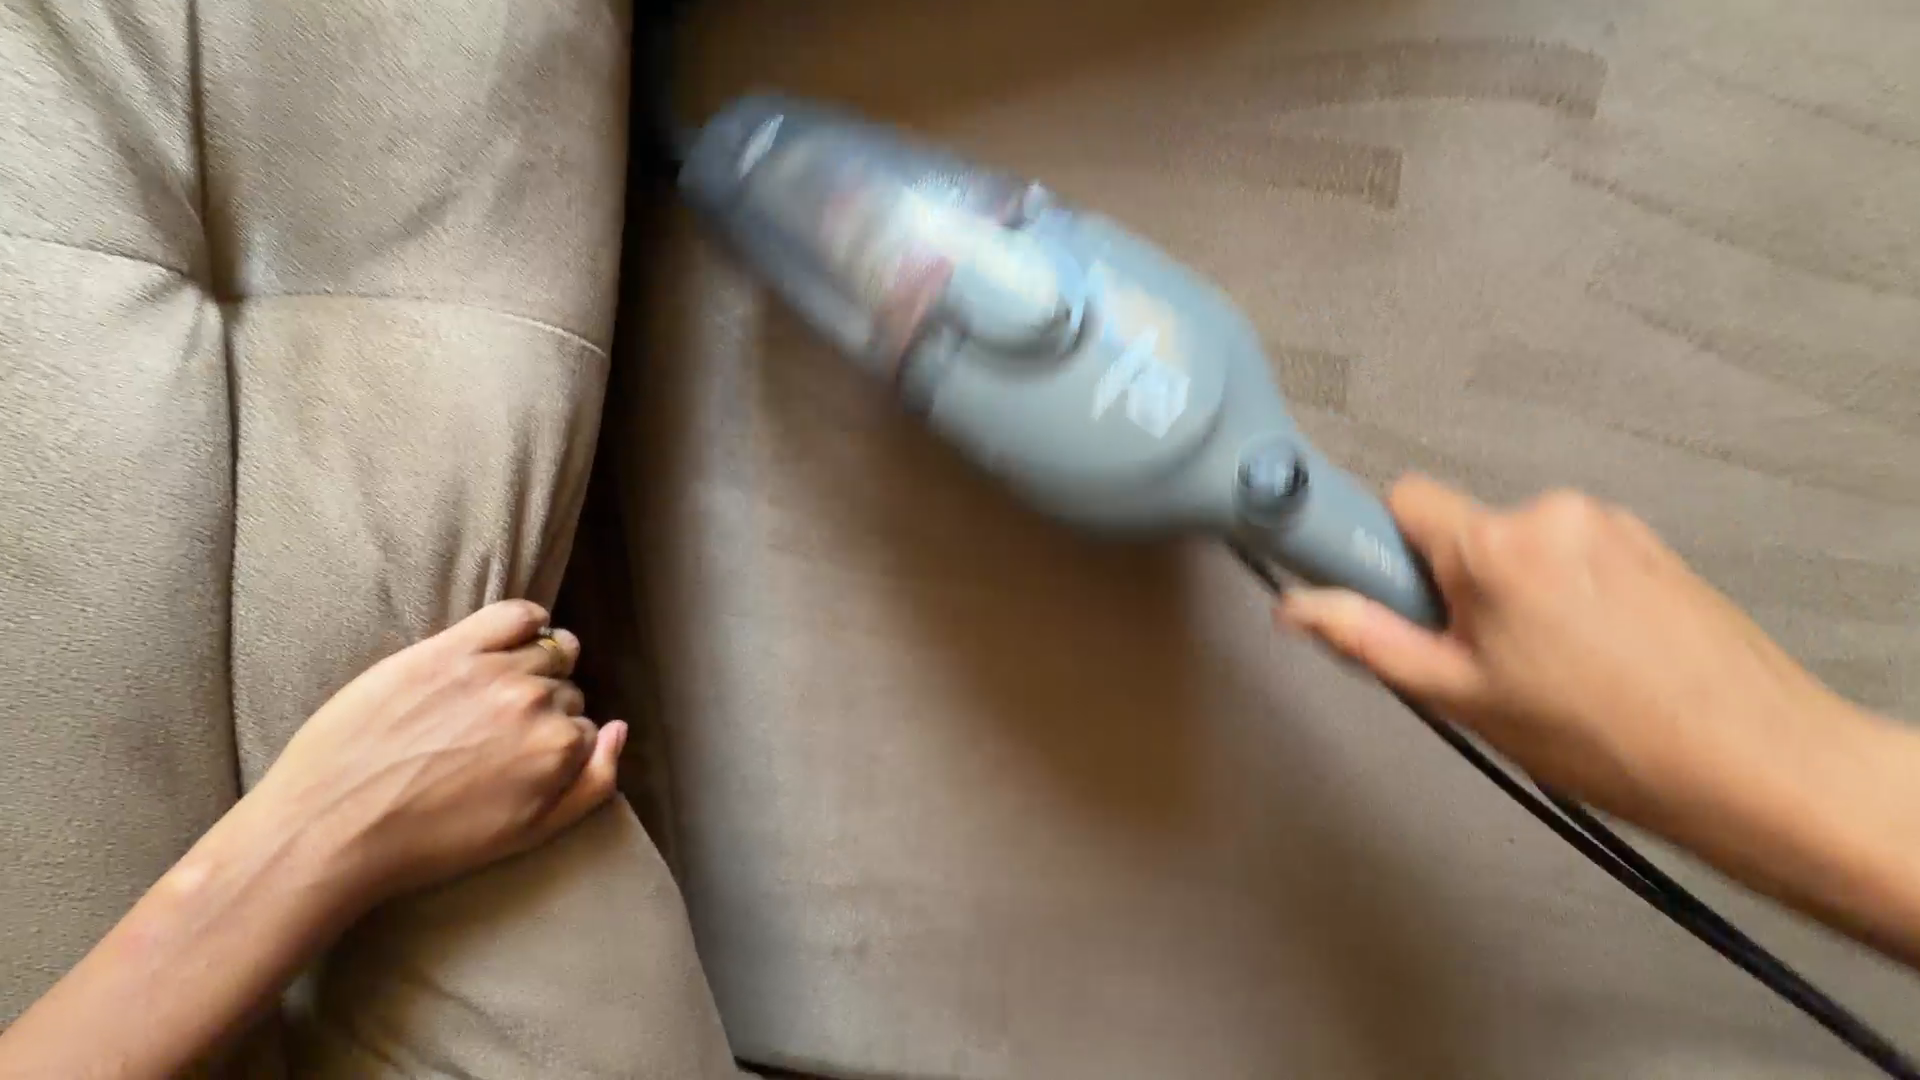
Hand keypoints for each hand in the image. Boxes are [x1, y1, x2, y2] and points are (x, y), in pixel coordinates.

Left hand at [247, 600, 627, 908]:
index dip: (559, 744)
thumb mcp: (530, 833)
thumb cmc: (431, 842)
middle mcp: (536, 702)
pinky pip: (516, 614)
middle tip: (501, 734)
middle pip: (568, 690)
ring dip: (538, 668)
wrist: (326, 830)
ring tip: (503, 689)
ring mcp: (494, 670)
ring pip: (549, 653)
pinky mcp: (451, 649)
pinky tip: (522, 635)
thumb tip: (620, 728)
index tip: (525, 759)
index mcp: (558, 748)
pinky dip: (530, 620)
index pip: (586, 726)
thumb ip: (594, 784)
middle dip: (547, 709)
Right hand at [1277, 476, 1865, 824]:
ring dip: (1504, 585)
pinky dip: (1554, 586)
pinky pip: (1563, 549)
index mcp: (1495, 545)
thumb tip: (1291, 608)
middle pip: (1458, 527)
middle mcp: (1552, 514)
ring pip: (1512, 542)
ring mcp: (1610, 523)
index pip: (1403, 497)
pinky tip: (1586, 648)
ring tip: (1541, 658)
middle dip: (1451, 579)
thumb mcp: (1455, 693)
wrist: (1762, 769)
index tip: (1401, 596)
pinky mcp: (1649, 543)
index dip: (1387, 545)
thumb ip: (1363, 638)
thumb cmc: (1594, 735)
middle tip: (1477, 650)